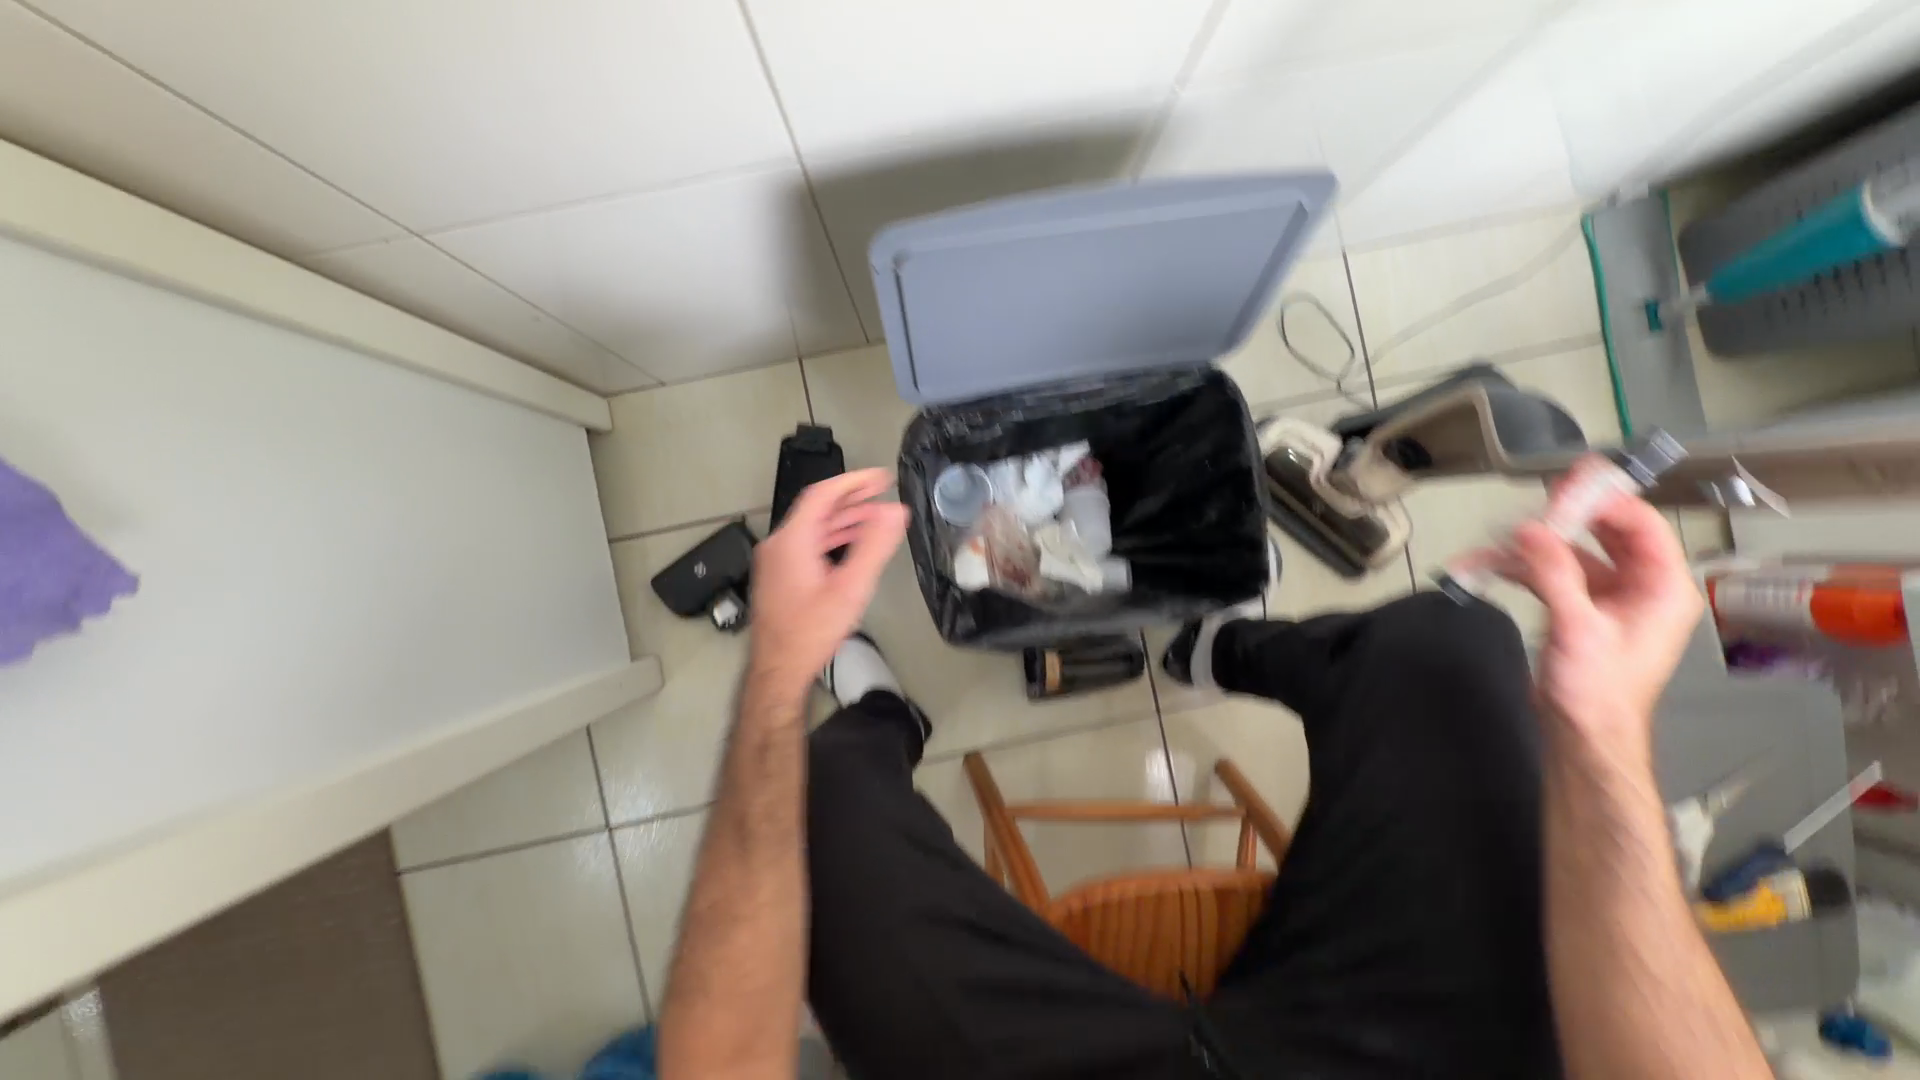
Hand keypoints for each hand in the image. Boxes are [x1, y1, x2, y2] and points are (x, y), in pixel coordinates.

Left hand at [748, 469, 907, 690]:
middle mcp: (779, 545)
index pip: (823, 495)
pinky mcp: (779, 576)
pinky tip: (852, 545)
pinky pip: (808, 544)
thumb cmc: (811, 632)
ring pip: (813, 527)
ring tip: (876, 518)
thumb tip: (896, 512)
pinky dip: (832, 538)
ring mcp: (776, 561)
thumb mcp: (850, 588)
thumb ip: (874, 547)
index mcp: (792, 541)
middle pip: (817, 508)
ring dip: (844, 519)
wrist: (778, 669)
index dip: (853, 481)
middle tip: (882, 491)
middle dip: (852, 498)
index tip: (880, 477)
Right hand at [1500, 457, 1703, 748]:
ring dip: (1529, 547)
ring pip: (1570, 551)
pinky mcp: (1576, 609)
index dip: (1604, 501)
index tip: (1563, 487)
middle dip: (1568, 515)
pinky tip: (1481, 566)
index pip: (1640, 525)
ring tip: (1493, 543)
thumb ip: (1554, 574)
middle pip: (1607, 532)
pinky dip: (1517, 568)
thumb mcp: (1578, 629)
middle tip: (1536, 496)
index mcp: (1662, 588)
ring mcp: (1607, 596)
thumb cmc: (1596, 690)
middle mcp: (1639, 585)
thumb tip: (1528, 529)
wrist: (1582, 736)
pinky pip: (1548, 574)